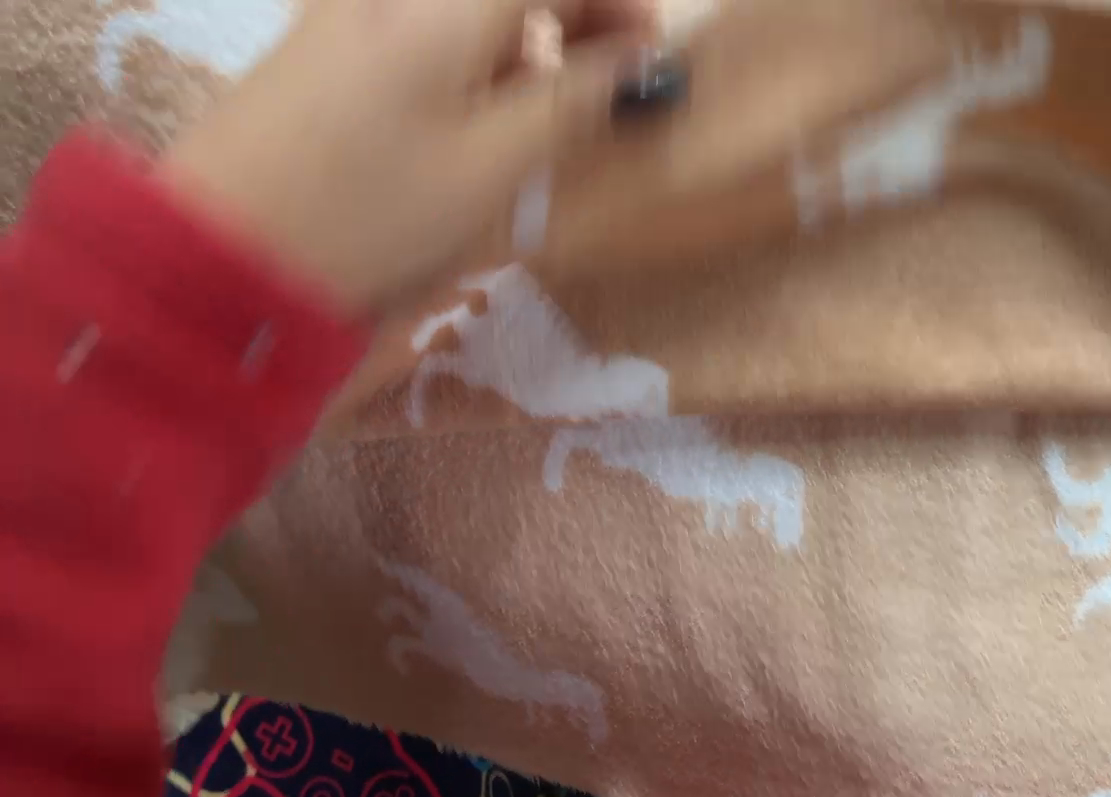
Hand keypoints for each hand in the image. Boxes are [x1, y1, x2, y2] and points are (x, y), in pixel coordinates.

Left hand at [160, 0, 657, 316]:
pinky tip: (509, 96)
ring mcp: (360, 10)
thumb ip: (570, 101)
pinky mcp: (342, 43)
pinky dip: (494, 49)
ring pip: (476, 5)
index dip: (618, 1)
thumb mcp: (495, 165)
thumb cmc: (382, 212)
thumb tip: (638, 64)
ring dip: (541, 31)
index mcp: (437, 8)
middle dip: (583, 12)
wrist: (241, 247)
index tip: (657, 53)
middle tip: (628, 75)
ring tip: (579, 94)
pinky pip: (438, 23)